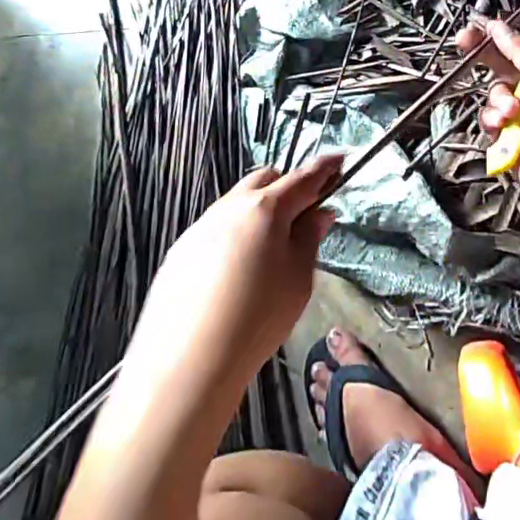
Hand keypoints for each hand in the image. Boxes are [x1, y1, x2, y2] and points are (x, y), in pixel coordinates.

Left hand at [124, 155, 341, 388]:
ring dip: (259, 211)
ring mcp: (201, 225)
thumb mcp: (299, 278)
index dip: (324, 168)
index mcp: (266, 208)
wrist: (189, 358)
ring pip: (237, 202)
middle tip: (304, 213)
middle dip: (288, 185)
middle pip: (265, 179)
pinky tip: (236, 271)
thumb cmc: (258, 316)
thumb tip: (318, 212)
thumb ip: (309, 237)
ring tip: (269, 250)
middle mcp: (231, 206)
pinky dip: (235, 233)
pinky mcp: (181, 249)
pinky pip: (216, 227)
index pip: (303, 178)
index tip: (338, 161)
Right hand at [455, 19, 519, 222]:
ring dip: (497, 100)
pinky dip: (493, 123)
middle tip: (462, 42)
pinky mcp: (510, 140)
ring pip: (493, 96)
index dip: (498, 36)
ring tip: (511, 112)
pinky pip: (490, 122)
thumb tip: (499, 26)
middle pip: (502, 68)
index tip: (476, 26)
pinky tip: (503, 127)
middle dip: (483, 57)